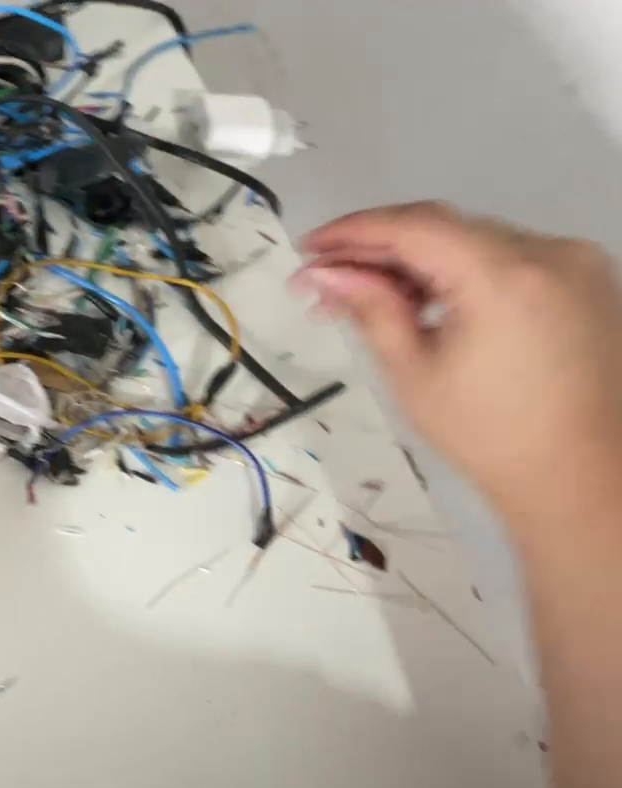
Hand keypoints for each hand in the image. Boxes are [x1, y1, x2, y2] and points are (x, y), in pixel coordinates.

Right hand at [295, 202, 621, 525]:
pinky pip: (498, 258)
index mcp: (506, 276)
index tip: (307, 248)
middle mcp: (550, 253)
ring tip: (352, 299)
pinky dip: (446, 271)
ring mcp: (572, 263)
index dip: (354, 230)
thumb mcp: (410, 367)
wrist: (577, 462)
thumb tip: (324, 274)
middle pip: (443, 230)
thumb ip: (370, 308)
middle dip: (373, 250)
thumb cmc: (483, 426)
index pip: (417, 227)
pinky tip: (408, 301)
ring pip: (468, 242)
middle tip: (316, 283)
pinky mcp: (578, 279)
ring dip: (406, 262)